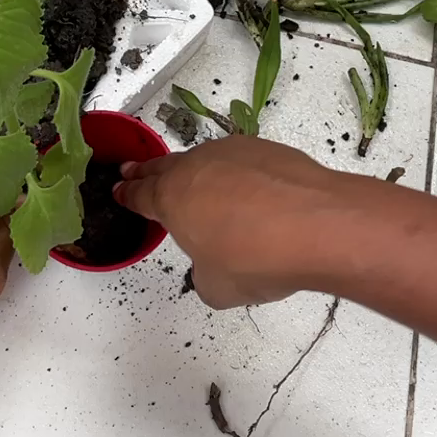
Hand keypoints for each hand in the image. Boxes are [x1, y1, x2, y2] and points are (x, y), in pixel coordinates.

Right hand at [114, 135, 357, 308]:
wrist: (317, 225)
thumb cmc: (256, 259)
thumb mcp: (217, 288)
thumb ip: (204, 274)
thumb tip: (214, 266)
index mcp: (172, 198)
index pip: (140, 195)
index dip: (128, 195)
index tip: (119, 191)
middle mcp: (196, 167)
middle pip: (163, 168)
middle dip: (146, 173)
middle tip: (134, 173)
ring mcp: (231, 153)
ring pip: (203, 160)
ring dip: (194, 172)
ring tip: (196, 185)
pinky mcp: (266, 149)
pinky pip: (239, 161)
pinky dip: (237, 173)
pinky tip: (249, 191)